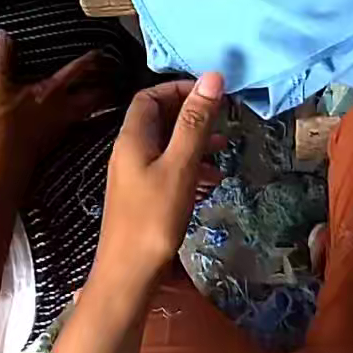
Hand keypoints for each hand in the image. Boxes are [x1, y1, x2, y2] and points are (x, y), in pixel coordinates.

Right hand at [0, 30, 111, 182]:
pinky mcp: (60, 139)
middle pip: (97, 93)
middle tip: (118, 75)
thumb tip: (2, 34)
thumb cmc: (4, 123)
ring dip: (103, 102)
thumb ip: (2, 58)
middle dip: (108, 83)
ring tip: (112, 95)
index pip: (79, 69)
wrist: (5, 159)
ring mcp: (65, 124)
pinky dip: (91, 118)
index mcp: (54, 89)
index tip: (102, 52)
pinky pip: (84, 125)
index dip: (92, 59)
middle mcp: (66, 106)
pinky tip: (89, 118)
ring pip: (93, 111)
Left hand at [92, 73, 225, 288]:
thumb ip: (195, 122)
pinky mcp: (143, 197)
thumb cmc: (154, 218)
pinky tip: (211, 179)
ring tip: (223, 148)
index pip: (150, 96)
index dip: (178, 89)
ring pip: (166, 146)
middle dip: (191, 115)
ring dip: (194, 142)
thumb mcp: (180, 165)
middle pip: (158, 119)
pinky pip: (168, 169)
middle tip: (222, 119)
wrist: (129, 275)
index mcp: (132, 138)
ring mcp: (134, 176)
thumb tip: (212, 77)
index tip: (210, 94)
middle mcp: (129, 152)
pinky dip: (190, 167)